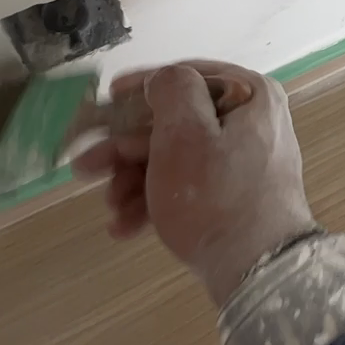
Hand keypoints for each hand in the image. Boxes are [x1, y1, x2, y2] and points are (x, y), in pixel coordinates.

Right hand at [72, 61, 315, 304]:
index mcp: (249, 93)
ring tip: (109, 207)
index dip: (143, 86)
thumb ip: (171, 91)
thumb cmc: (217, 193)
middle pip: (178, 121)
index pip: (188, 76)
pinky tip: (124, 227)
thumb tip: (165, 78)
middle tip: (85, 167)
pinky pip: (192, 184)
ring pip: (180, 156)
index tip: (106, 98)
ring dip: (137, 178)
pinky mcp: (239, 194)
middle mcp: (254, 119)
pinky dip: (158, 200)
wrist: (258, 269)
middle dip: (127, 147)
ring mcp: (248, 158)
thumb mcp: (186, 133)